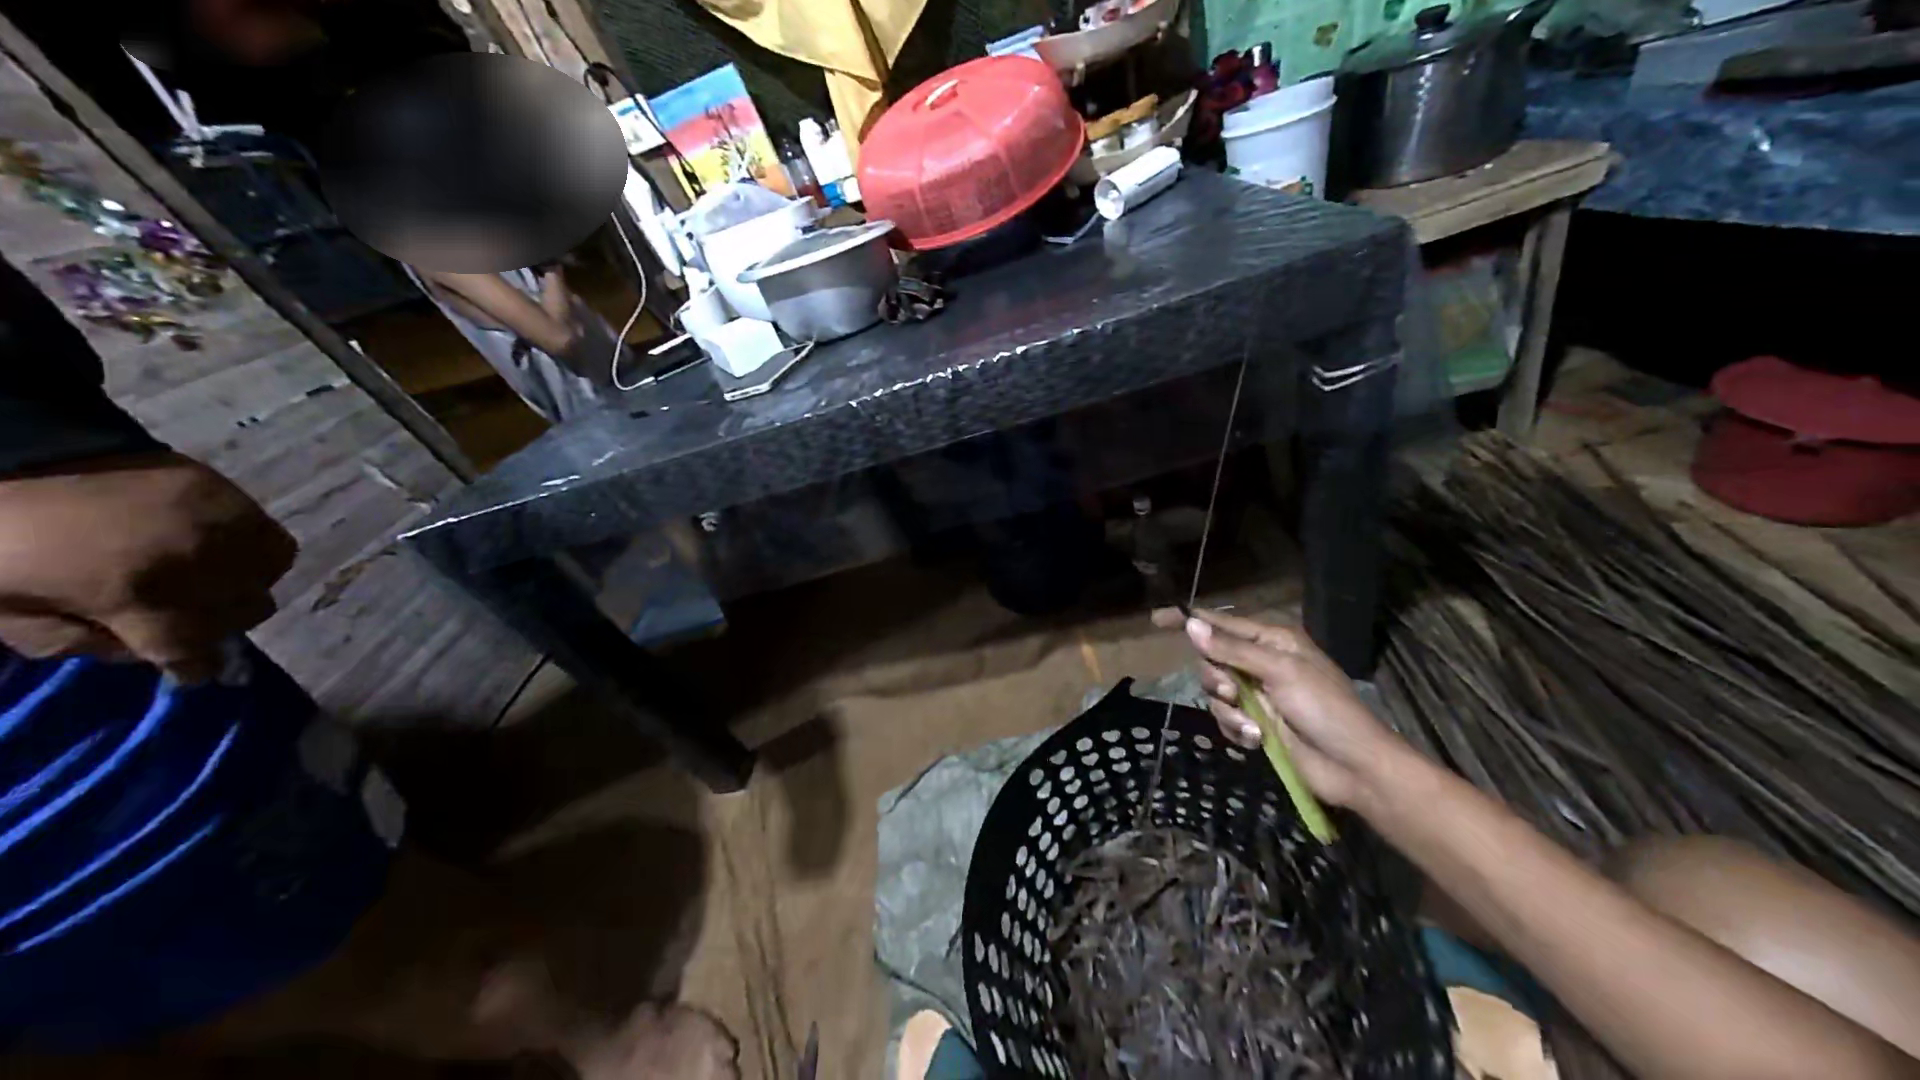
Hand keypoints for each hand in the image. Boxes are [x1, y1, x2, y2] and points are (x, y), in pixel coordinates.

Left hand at [0, 451, 296, 680]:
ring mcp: (229, 535)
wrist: (34, 454)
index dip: (192, 667)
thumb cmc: (10, 537)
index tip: (188, 670)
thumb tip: (135, 650)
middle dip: (214, 625)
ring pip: (265, 585)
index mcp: (137, 598)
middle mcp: (201, 570)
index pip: (190, 652)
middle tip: (187, 618)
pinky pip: (278, 548)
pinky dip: (260, 560)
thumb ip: (68, 640)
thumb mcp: (3, 605)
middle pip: (241, 618)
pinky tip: (230, 555)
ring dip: (241, 592)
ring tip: (210, 583)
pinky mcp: (243, 507)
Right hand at [1152, 608, 1403, 807]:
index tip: (1155, 620)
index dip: (1188, 620)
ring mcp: (1257, 694)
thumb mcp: (1280, 672)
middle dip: (1215, 678)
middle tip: (1232, 692)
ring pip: (1214, 691)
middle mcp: (1261, 663)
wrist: (1354, 767)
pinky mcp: (1255, 723)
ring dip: (1228, 710)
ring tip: (1253, 724)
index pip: (1220, 623)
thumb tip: (1190, 625)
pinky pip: (1224, 718)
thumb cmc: (1325, 709)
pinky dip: (1236, 729)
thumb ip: (1232, 649)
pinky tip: (1256, 739)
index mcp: (1272, 641)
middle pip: (1210, 659)